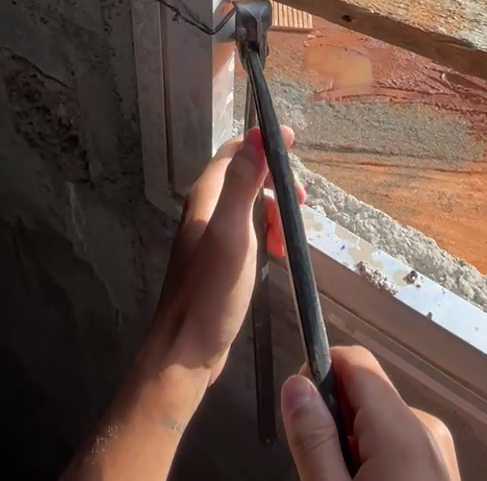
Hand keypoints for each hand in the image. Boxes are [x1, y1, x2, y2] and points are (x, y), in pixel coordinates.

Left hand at [138, 125, 297, 386]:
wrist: (186, 350)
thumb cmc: (211, 291)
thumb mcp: (232, 232)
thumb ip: (242, 183)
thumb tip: (258, 135)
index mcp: (206, 196)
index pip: (234, 151)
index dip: (262, 143)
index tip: (292, 146)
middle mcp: (205, 209)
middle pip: (245, 176)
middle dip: (275, 182)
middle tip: (300, 202)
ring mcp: (209, 236)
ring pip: (248, 205)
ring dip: (274, 211)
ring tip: (289, 238)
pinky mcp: (217, 260)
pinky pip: (247, 231)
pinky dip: (266, 234)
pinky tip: (277, 255)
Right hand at [281, 346, 459, 480]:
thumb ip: (315, 440)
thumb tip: (296, 383)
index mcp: (403, 429)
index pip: (354, 361)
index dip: (319, 376)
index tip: (302, 417)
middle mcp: (426, 430)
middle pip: (364, 394)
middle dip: (335, 423)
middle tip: (324, 473)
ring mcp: (440, 454)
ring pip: (379, 424)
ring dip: (354, 448)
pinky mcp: (444, 474)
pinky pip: (399, 448)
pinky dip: (377, 465)